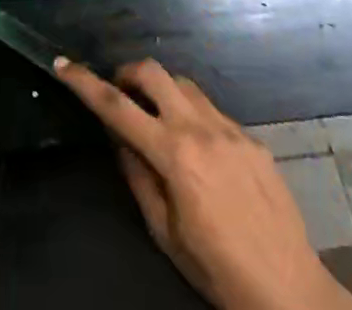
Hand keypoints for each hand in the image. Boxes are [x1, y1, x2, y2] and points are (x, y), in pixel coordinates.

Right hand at [55, 59, 351, 309]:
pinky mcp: (253, 139)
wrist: (289, 288)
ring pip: (185, 84)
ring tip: (155, 117)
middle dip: (127, 72)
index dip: (84, 82)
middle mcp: (202, 130)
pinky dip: (191, 112)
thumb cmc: (216, 268)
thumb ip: (137, 175)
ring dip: (161, 89)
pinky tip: (196, 145)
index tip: (63, 64)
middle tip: (119, 93)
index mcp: (174, 155)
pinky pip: (212, 109)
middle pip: (154, 72)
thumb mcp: (163, 230)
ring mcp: (232, 130)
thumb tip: (119, 139)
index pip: (117, 106)